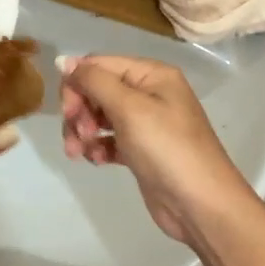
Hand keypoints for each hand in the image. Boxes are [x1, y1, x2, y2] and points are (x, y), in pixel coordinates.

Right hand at [59, 54, 253, 242]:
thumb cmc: (167, 149)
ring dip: (82, 131)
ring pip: (98, 116)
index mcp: (151, 74)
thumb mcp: (129, 108)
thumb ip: (93, 81)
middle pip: (96, 90)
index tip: (67, 112)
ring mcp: (145, 122)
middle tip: (77, 134)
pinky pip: (108, 139)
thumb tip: (63, 60)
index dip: (77, 84)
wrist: (201, 205)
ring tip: (79, 153)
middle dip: (79, 111)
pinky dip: (97, 147)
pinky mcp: (140, 149)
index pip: (98, 65)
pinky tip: (97, 161)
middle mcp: (148, 93)